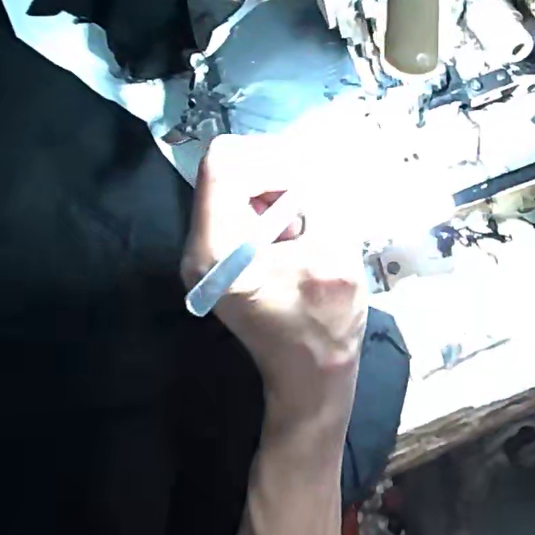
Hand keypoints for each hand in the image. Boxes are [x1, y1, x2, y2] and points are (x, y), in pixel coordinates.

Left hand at [182, 133, 366, 421]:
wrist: (308, 375)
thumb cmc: (324, 325)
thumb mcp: (335, 254)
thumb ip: (322, 199)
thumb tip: (313, 160)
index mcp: (218, 249)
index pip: (222, 166)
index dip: (267, 159)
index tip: (303, 182)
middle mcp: (199, 243)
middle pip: (224, 163)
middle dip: (272, 167)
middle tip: (308, 194)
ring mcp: (204, 245)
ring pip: (232, 174)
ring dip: (273, 181)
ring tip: (301, 216)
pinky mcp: (218, 246)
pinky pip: (238, 195)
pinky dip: (270, 195)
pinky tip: (293, 223)